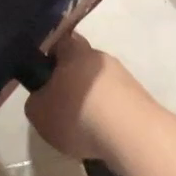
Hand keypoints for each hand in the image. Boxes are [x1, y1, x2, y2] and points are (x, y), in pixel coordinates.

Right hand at [24, 33, 155, 159]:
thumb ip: (36, 99)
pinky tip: (102, 133)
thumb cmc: (77, 115)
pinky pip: (115, 100)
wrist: (131, 135)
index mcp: (74, 50)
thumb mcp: (38, 112)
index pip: (58, 41)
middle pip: (80, 63)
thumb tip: (44, 97)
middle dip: (70, 81)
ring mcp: (123, 75)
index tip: (41, 75)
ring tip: (83, 126)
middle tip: (59, 104)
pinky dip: (107, 113)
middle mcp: (100, 56)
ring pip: (99, 82)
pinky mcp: (139, 95)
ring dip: (90, 98)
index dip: (48, 55)